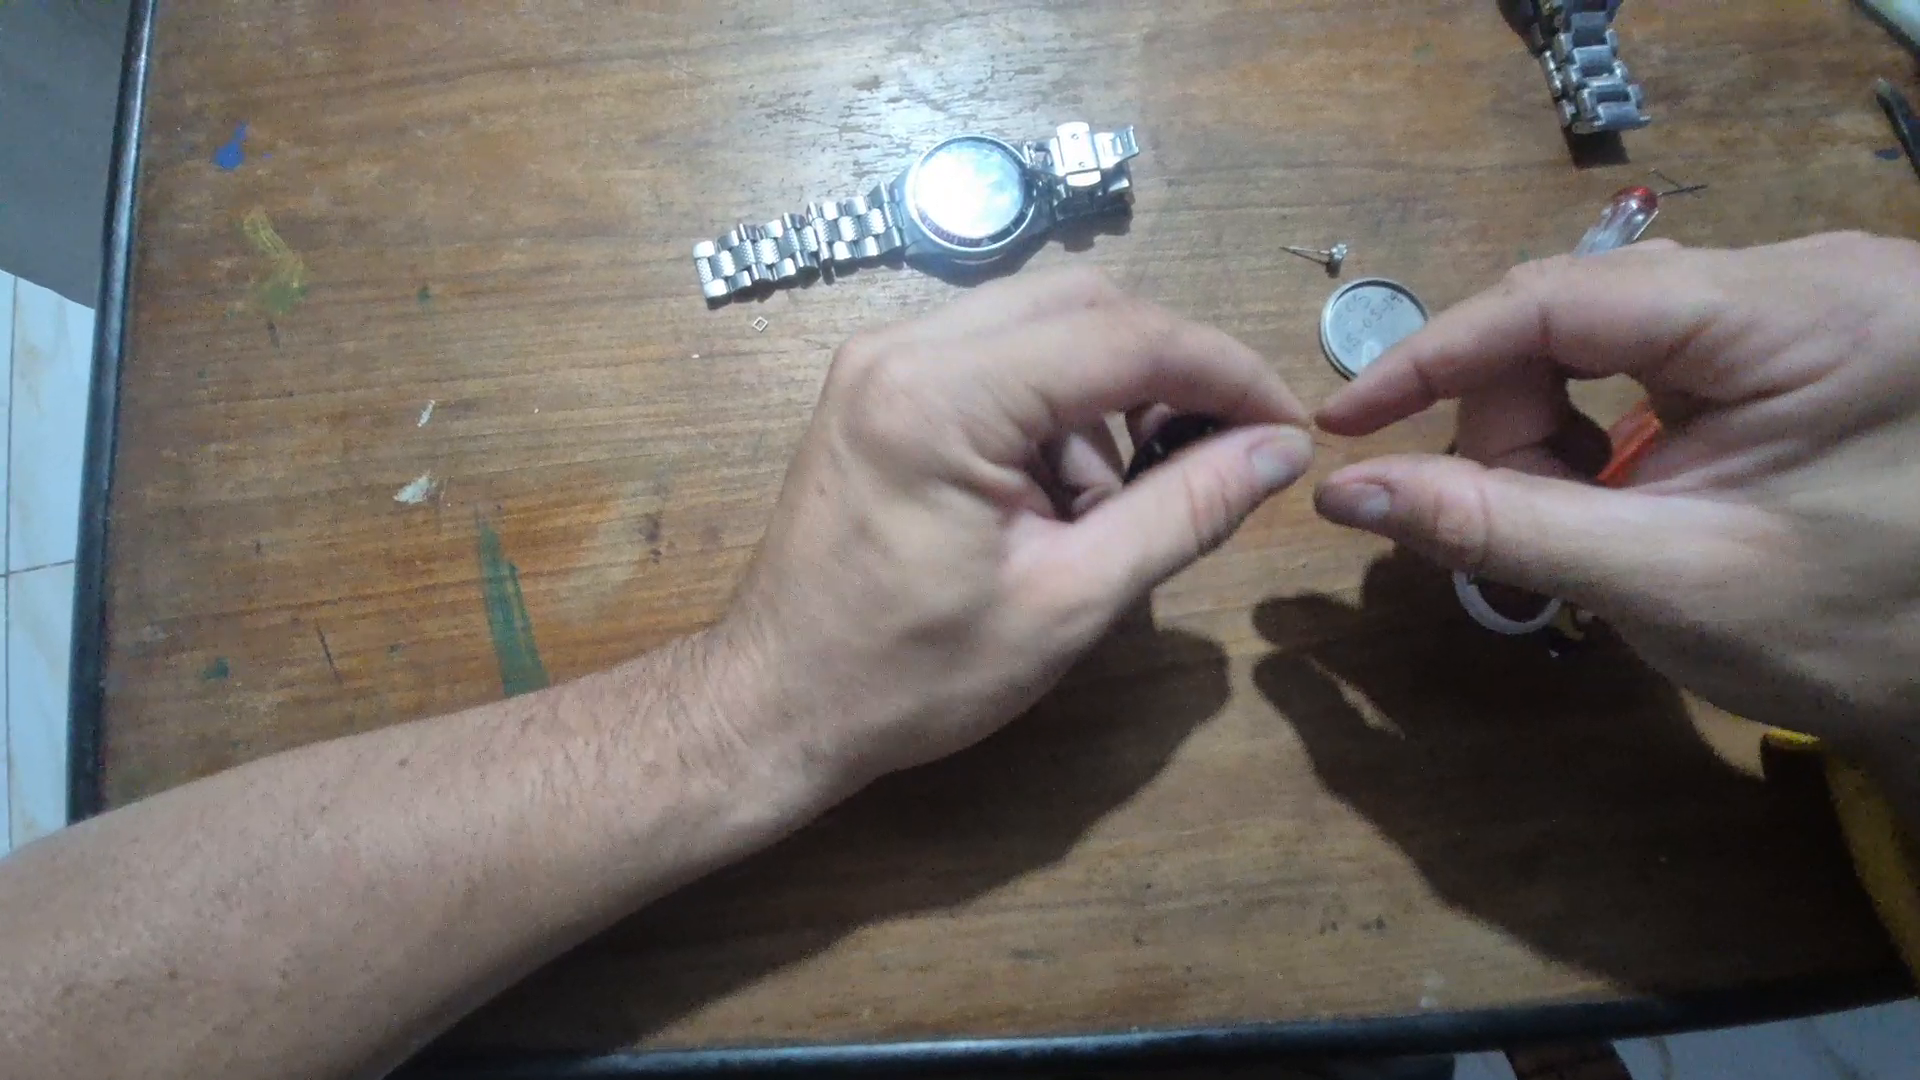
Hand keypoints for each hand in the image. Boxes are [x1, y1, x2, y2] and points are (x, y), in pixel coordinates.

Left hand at [718, 269, 1312, 795]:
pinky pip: (994, 362)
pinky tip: (1045, 499)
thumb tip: (1278, 449)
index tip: (1284, 423)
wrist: (779, 701)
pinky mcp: (877, 387)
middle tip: (1207, 455)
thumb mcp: (1068, 602)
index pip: (1124, 338)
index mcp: (941, 396)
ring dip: (1101, 404)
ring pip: (1040, 329)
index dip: (1225, 372)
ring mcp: (880, 359)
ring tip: (1097, 512)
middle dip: (1163, 375)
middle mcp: (902, 345)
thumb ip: (1182, 512)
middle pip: (1082, 307)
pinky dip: (1048, 414)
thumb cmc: (913, 676)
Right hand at [1313, 233, 1919, 758]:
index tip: (1341, 423)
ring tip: (1583, 516)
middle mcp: (1797, 277)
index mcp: (1807, 315)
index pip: (1557, 298)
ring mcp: (1782, 306)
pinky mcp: (1765, 340)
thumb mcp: (1654, 579)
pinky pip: (1611, 363)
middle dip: (1509, 427)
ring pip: (1572, 345)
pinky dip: (1572, 436)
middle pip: (1558, 323)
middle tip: (1521, 516)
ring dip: (1536, 439)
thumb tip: (1340, 492)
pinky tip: (1608, 488)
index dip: (1428, 359)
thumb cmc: (1851, 635)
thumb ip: (1488, 527)